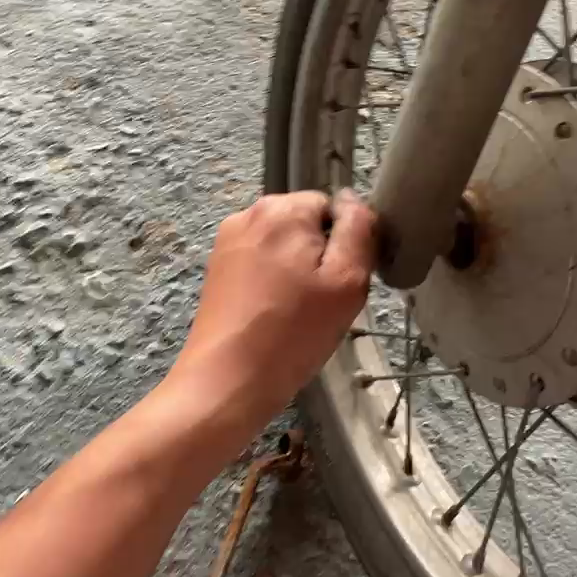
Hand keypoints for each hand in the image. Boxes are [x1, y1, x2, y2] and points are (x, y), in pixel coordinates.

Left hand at [169, 190, 377, 429]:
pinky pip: (259, 260)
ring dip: (295, 269)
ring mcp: (229, 238)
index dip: (344, 243)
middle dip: (318, 255)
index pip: (332, 207)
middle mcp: (250, 212)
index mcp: (282, 208)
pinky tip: (274, 313)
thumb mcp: (347, 280)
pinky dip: (272, 281)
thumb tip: (352, 198)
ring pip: (282, 244)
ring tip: (297, 311)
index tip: (340, 281)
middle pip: (305, 223)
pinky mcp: (217, 264)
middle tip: (322, 300)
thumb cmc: (293, 331)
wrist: (228, 378)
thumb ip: (358, 229)